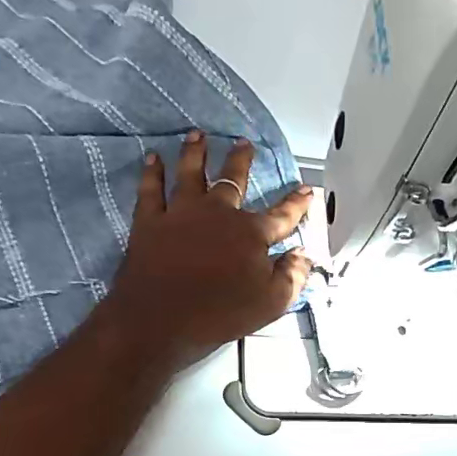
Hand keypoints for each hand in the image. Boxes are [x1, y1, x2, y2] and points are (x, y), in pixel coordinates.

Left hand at [95, 131, 312, 370]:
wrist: (159, 320)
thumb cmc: (217, 315)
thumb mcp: (269, 304)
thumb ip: (291, 277)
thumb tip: (303, 256)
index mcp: (250, 234)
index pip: (282, 215)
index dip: (297, 203)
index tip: (306, 189)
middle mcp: (218, 214)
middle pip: (232, 180)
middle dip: (241, 160)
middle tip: (244, 143)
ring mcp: (181, 214)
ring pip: (190, 173)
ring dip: (195, 153)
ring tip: (197, 135)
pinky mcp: (149, 222)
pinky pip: (150, 190)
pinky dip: (152, 173)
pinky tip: (152, 159)